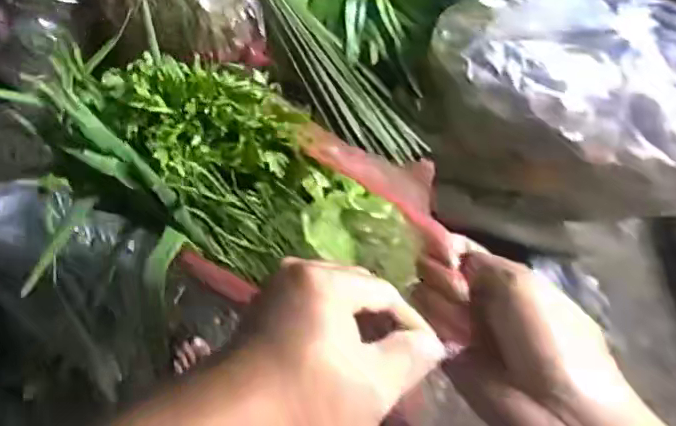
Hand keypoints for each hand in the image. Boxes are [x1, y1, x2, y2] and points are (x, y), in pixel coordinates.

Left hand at [230, 259, 446, 425]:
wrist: (242, 405)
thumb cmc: (312, 393)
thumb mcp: (373, 383)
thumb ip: (408, 357)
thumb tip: (430, 341)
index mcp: (322, 280)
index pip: (383, 290)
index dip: (413, 323)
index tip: (433, 358)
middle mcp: (296, 269)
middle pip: (355, 285)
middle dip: (384, 318)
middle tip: (408, 359)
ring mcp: (277, 284)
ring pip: (332, 294)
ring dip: (358, 321)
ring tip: (380, 360)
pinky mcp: (266, 304)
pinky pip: (310, 302)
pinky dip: (333, 322)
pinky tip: (344, 356)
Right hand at [420, 246, 661, 425]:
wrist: (559, 409)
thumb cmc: (550, 338)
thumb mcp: (520, 282)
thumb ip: (475, 257)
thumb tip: (439, 250)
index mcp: (499, 279)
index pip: (455, 247)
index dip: (439, 242)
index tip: (432, 244)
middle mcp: (475, 296)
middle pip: (432, 265)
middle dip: (440, 274)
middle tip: (459, 292)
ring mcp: (457, 323)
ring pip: (422, 290)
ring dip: (439, 303)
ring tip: (462, 325)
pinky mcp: (443, 347)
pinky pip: (419, 321)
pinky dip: (431, 323)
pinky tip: (451, 336)